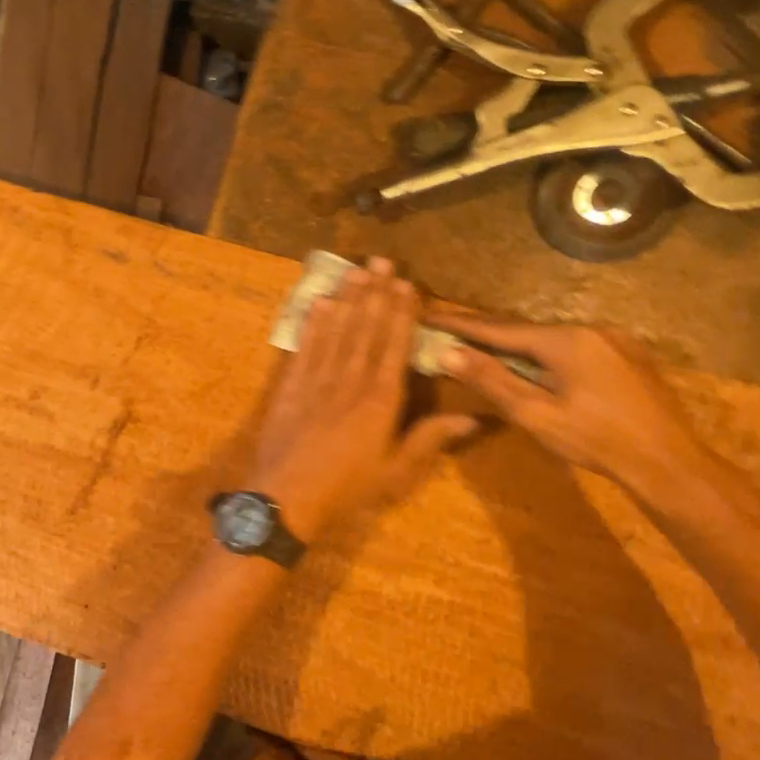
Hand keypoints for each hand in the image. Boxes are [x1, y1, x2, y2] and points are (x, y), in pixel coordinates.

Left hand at [250, 259, 477, 540]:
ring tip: (356, 270)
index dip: (401, 314)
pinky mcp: (288, 388)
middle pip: (364, 331)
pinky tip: (321, 302)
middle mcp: (349, 382)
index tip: (407, 285)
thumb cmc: (345, 489)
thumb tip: (474, 418)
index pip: (394, 347)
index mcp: (380, 401)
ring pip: (335, 333)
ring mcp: (316, 382)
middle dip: (375, 294)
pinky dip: (313, 324)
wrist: (285, 498)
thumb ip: (430, 438)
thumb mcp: (395, 471)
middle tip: (382, 260)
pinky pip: (303, 348)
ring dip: (347, 299)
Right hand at [427, 313, 713, 498]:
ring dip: (515, 345)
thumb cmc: (596, 440)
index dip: (459, 325)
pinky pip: (575, 348)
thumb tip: (448, 353)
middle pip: (525, 331)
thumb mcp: (535, 413)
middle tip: (448, 331)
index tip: (427, 316)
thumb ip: (491, 380)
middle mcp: (591, 329)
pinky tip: (535, 367)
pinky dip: (545, 354)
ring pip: (551, 339)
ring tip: (483, 349)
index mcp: (565, 341)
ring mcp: (615, 341)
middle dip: (485, 333)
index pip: (498, 329)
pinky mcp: (628, 356)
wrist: (668, 462)